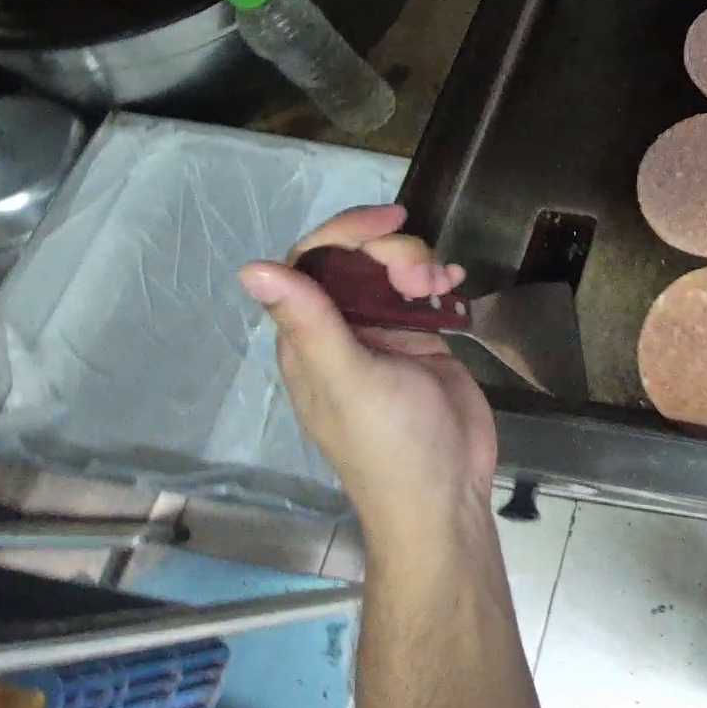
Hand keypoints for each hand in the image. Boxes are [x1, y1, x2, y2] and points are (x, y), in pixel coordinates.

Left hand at [238, 204, 496, 543]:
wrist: (445, 490)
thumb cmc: (392, 440)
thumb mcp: (349, 381)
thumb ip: (310, 323)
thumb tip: (251, 267)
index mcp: (310, 339)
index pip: (311, 264)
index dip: (346, 232)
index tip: (392, 218)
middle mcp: (343, 332)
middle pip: (357, 261)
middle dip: (393, 252)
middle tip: (423, 277)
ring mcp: (386, 337)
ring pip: (392, 273)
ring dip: (419, 264)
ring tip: (442, 286)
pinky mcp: (424, 343)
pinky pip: (424, 295)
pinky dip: (441, 281)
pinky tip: (456, 286)